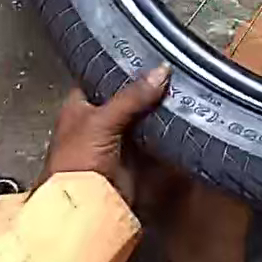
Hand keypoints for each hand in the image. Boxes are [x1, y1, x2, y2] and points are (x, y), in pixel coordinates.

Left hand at [38, 64, 170, 202]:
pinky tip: (183, 115)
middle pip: (126, 97)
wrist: (85, 209)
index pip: (101, 76)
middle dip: (146, 87)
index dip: (120, 65)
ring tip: (183, 85)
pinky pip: (153, 139)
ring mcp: (117, 140)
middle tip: (172, 68)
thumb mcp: (101, 121)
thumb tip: (161, 71)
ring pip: (141, 117)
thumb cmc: (78, 159)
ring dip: (158, 108)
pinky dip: (166, 130)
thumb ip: (131, 97)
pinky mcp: (135, 160)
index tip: (146, 52)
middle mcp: (98, 120)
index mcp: (80, 105)